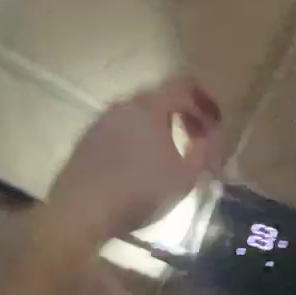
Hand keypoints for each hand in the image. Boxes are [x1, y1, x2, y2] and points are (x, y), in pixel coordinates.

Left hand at [34, 76, 222, 251]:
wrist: (81, 210)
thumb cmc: (139, 192)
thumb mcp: (185, 178)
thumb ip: (203, 151)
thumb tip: (208, 137)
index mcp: (151, 106)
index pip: (184, 84)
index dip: (205, 100)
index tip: (214, 124)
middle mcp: (124, 104)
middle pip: (161, 97)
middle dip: (183, 114)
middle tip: (195, 140)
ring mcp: (102, 120)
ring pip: (138, 113)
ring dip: (158, 127)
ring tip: (167, 155)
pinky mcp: (87, 138)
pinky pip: (119, 128)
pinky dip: (136, 137)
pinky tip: (137, 164)